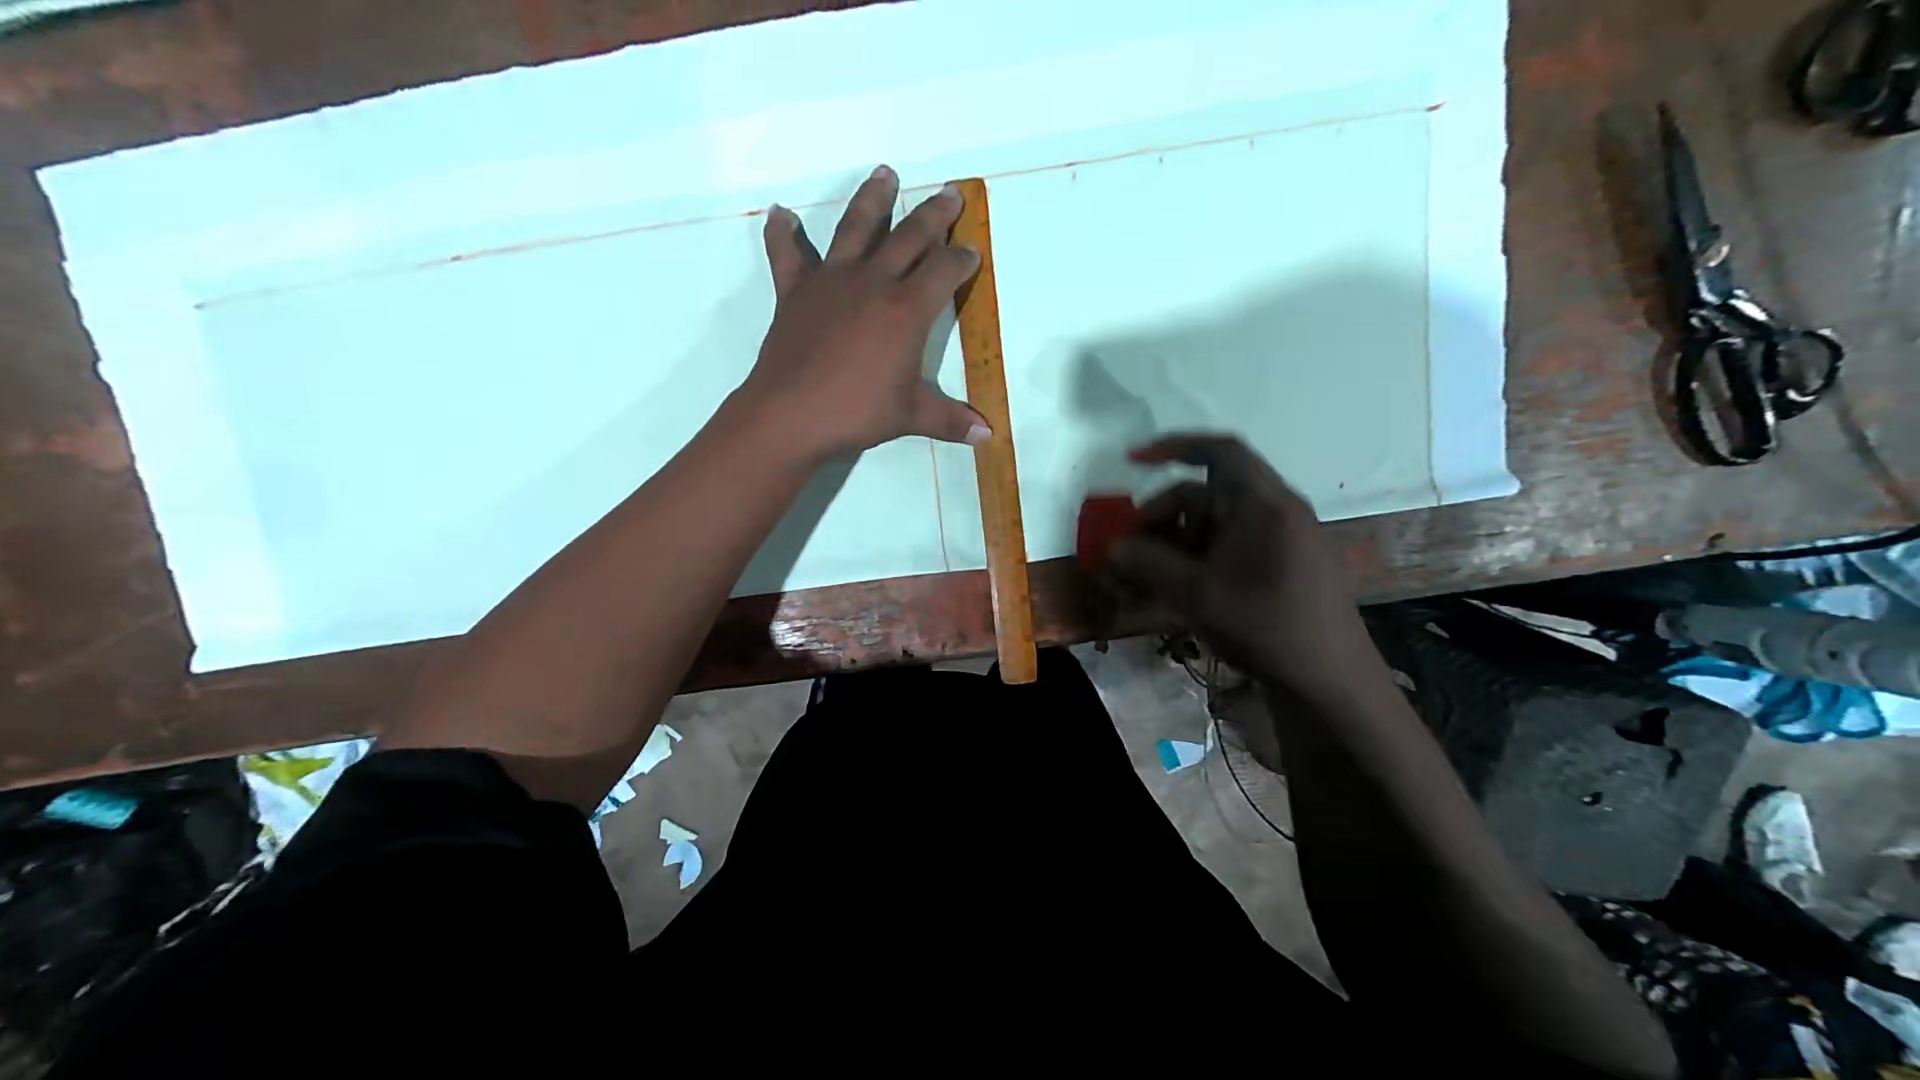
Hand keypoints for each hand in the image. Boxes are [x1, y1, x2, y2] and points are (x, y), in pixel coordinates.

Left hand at [735, 165, 990, 460]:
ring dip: (874, 198)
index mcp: (907, 309)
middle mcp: (874, 282)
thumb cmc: (857, 413)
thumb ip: (950, 420)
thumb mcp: (911, 416)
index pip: (945, 270)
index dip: (962, 259)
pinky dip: (784, 233)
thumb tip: (987, 436)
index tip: (971, 253)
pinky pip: (788, 254)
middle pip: (910, 236)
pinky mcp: (795, 291)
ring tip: (885, 173)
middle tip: (948, 193)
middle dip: (934, 215)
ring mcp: (832, 281)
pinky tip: (781, 213)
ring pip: (856, 227)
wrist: (790, 414)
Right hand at [1109, 434, 1377, 699]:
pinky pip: (1233, 546)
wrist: (1328, 681)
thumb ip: (1147, 564)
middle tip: (1131, 546)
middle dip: (1163, 514)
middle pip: (1209, 493)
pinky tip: (1181, 588)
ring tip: (1149, 575)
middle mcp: (1277, 511)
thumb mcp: (1195, 595)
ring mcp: (1284, 539)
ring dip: (1177, 541)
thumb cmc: (1263, 626)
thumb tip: (1112, 547)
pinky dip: (1200, 557)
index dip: (1173, 447)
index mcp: (1264, 504)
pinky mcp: (1286, 564)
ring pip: (1218, 523)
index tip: (1133, 460)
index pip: (1219, 451)